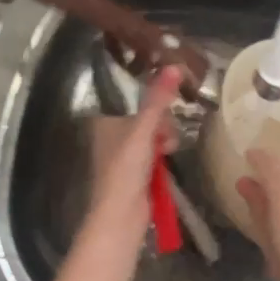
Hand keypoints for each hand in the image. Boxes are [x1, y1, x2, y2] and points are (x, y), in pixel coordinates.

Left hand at [85, 67, 182, 233]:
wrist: (121, 215)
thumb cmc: (126, 168)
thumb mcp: (143, 130)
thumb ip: (158, 100)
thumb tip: (174, 65)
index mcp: (106, 121)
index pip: (136, 100)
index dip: (154, 104)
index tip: (169, 109)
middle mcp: (112, 135)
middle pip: (147, 117)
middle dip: (163, 125)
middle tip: (166, 137)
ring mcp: (124, 155)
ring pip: (154, 135)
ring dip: (165, 139)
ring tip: (168, 150)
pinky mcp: (136, 171)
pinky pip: (155, 153)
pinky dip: (163, 155)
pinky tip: (167, 161)